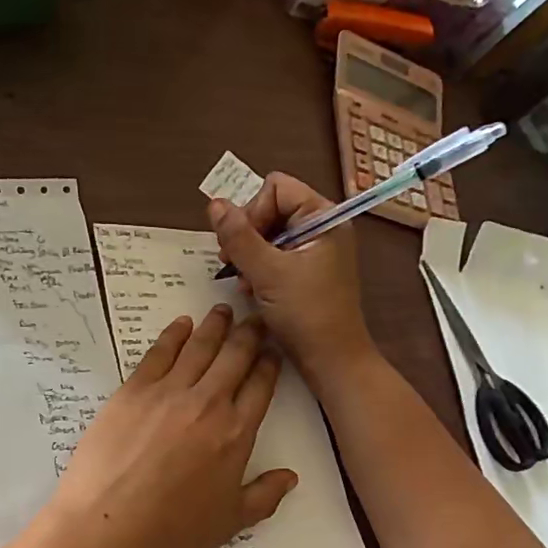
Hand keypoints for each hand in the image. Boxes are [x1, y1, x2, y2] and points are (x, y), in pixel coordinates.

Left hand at [45, 306, 296, 547]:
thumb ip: (264, 496)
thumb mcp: (230, 522)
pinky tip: (182, 325)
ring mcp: (167, 393)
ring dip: (214, 326)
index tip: (272, 350)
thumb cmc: (172, 533)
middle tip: (254, 318)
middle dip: (248, 334)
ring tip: (223, 310)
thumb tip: (291, 477)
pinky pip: (158, 353)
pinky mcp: (132, 391)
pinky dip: (173, 335)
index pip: (261, 386)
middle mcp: (207, 404)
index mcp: (236, 434)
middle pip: (234, 357)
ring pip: (199, 348)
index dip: (269, 364)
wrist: (107, 528)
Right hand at [208, 174, 375, 384]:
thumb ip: (239, 237)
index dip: (252, 210)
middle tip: (232, 261)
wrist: (332, 360)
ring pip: (267, 234)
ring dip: (249, 254)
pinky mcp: (305, 273)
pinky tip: (250, 288)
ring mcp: (314, 251)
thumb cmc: (307, 313)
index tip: (242, 243)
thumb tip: (215, 204)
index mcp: (322, 218)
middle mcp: (320, 228)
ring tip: (242, 279)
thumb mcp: (268, 272)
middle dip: (247, 233)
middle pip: (270, 208)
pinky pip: (274, 256)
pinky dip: (258, 268)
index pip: (276, 188)